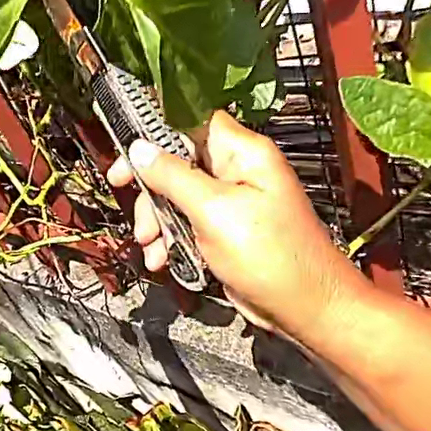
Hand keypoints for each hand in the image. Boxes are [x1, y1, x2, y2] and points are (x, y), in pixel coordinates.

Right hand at [107, 111, 366, 336]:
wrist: (305, 308)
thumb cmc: (271, 256)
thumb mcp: (214, 211)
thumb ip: (173, 176)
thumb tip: (139, 149)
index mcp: (243, 153)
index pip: (191, 121)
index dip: (154, 131)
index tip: (126, 153)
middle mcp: (237, 171)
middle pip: (176, 161)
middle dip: (150, 187)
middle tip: (129, 200)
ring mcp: (230, 202)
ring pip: (175, 196)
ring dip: (156, 220)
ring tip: (150, 245)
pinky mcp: (224, 230)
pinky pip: (185, 223)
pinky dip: (170, 239)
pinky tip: (163, 258)